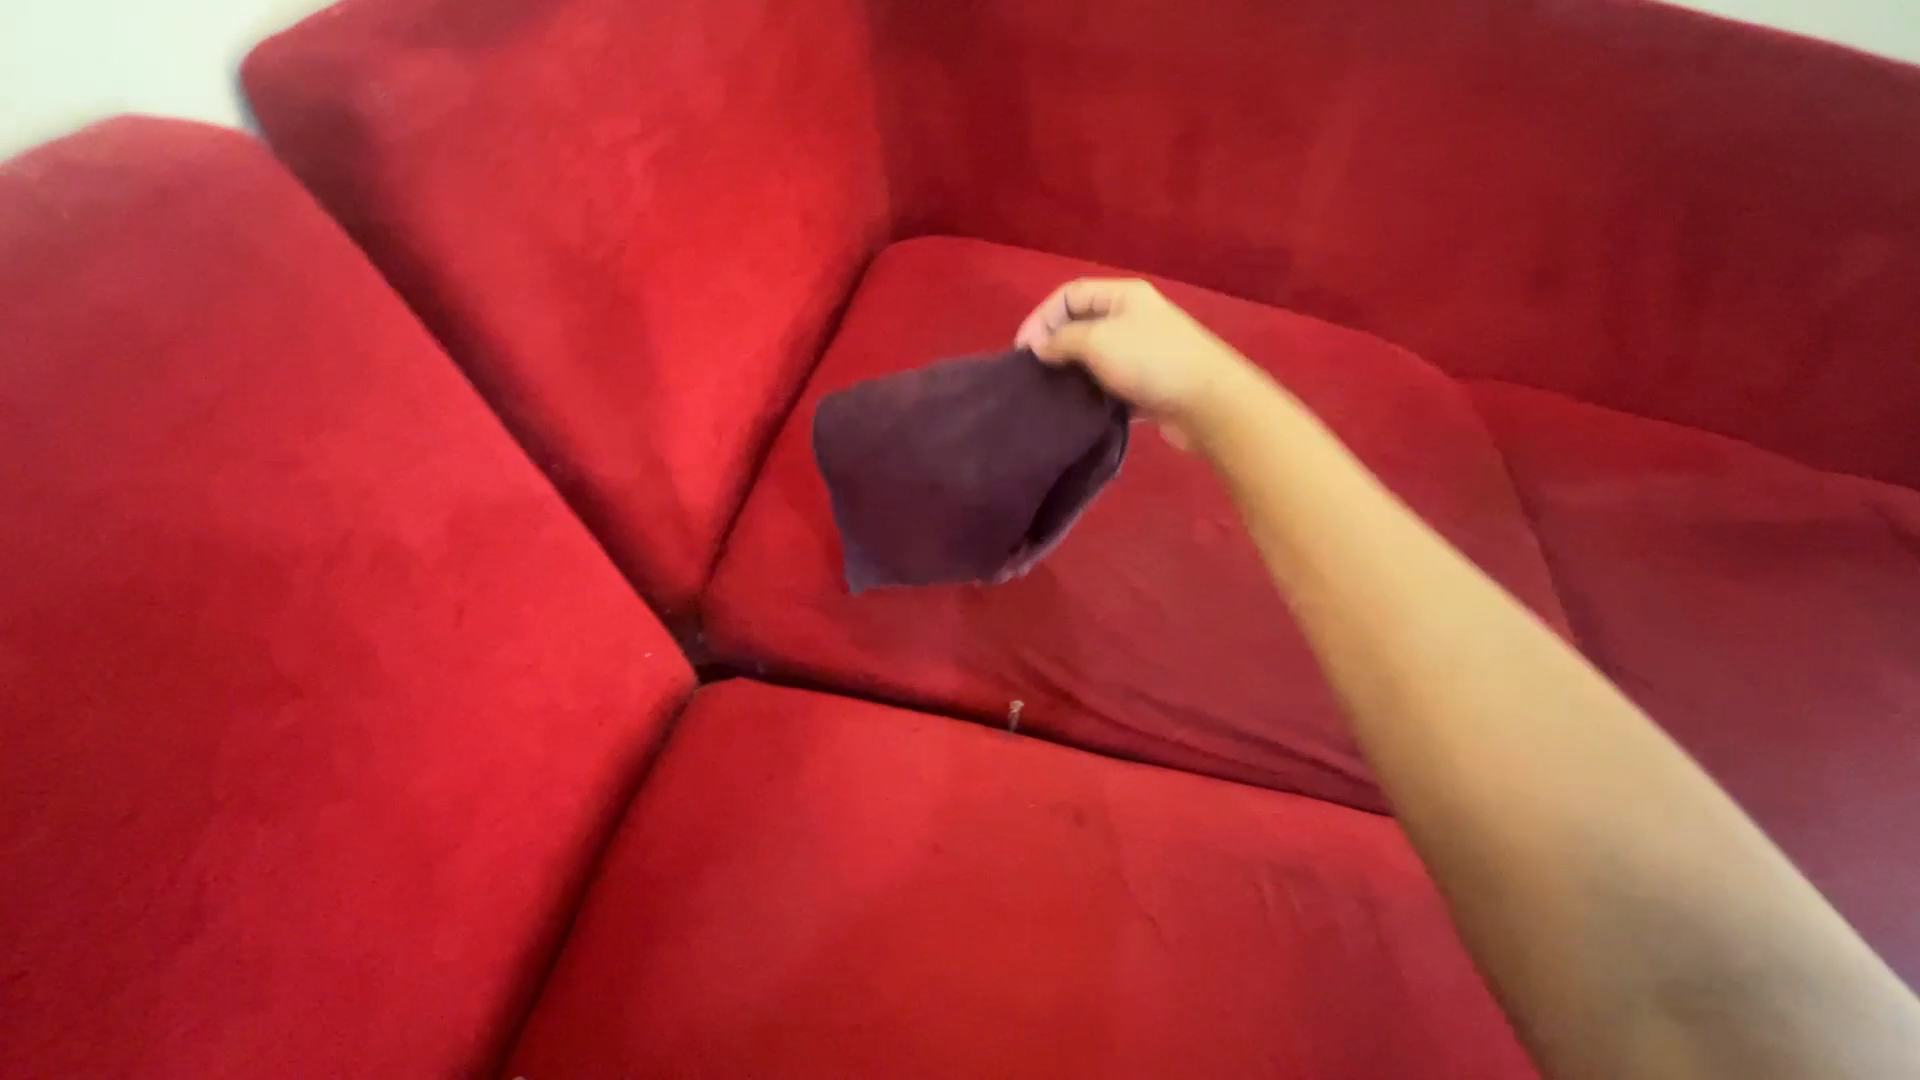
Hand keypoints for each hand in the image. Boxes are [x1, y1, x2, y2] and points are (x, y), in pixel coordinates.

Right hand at [1014, 278, 1254, 448]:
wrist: (1207, 403)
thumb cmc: (1151, 361)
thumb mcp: (1097, 342)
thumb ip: (1061, 340)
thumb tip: (1038, 347)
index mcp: (1123, 297)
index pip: (1070, 295)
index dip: (1041, 317)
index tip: (1024, 351)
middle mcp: (1133, 320)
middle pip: (1081, 325)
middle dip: (1054, 346)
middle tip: (1033, 373)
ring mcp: (1143, 354)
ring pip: (1095, 359)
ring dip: (1072, 374)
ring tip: (1050, 393)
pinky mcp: (1148, 387)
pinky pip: (1110, 386)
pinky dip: (1093, 395)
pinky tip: (1078, 410)